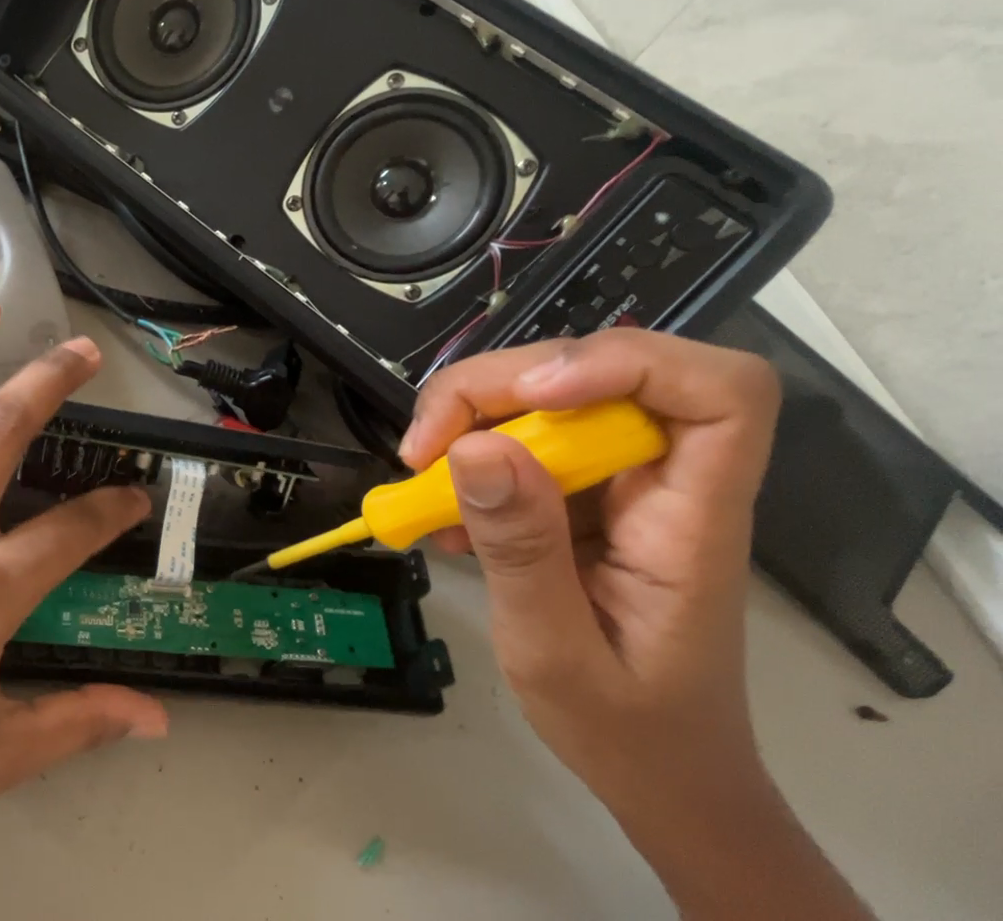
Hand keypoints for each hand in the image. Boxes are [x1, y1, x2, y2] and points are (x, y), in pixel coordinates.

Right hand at [402, 330, 868, 919]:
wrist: (658, 772)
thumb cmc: (626, 729)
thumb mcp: (555, 650)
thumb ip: (523, 550)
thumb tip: (476, 445)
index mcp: (693, 519)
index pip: (717, 392)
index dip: (627, 364)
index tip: (530, 399)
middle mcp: (663, 483)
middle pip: (603, 377)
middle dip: (499, 388)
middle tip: (423, 445)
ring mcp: (621, 487)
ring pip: (552, 401)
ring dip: (472, 420)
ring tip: (419, 477)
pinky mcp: (582, 500)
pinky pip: (524, 445)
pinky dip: (468, 461)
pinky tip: (440, 513)